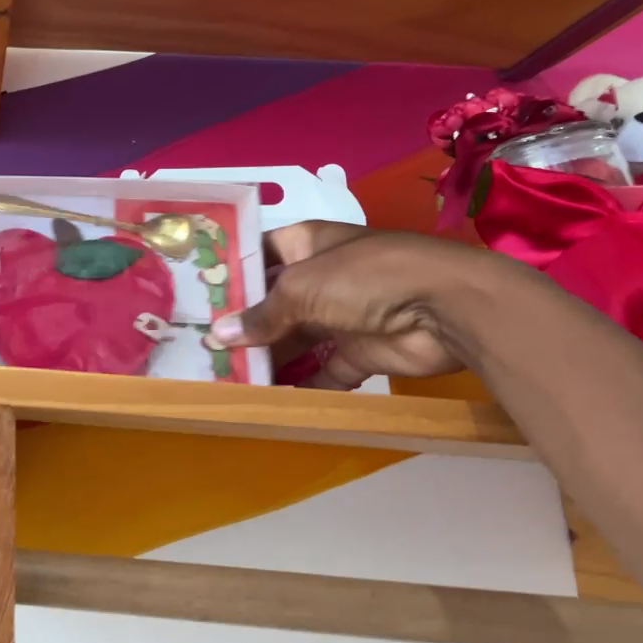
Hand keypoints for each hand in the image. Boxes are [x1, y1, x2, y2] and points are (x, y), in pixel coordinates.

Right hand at [208, 221, 535, 389]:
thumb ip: (260, 316)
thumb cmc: (364, 277)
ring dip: (267, 355)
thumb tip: (217, 335)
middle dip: (242, 322)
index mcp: (305, 244)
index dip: (230, 271)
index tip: (195, 293)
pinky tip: (268, 398)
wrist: (447, 308)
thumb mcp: (301, 289)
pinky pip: (322, 370)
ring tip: (225, 374)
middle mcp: (320, 276)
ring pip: (294, 337)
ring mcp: (341, 315)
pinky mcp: (360, 351)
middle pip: (272, 301)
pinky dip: (300, 383)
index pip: (258, 253)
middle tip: (201, 343)